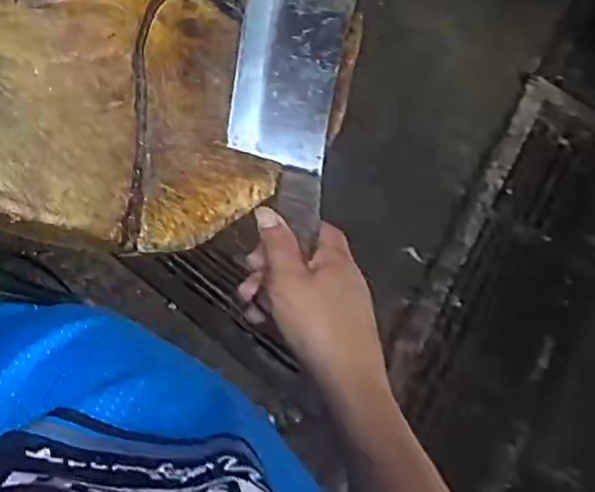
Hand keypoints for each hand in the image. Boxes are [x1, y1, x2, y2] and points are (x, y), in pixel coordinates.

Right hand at [238, 208, 388, 401]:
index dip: (293, 225)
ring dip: (267, 287)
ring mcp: (341, 304)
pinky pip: (303, 305)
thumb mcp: (285, 276)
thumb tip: (268, 211)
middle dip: (267, 262)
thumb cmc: (314, 321)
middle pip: (300, 256)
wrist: (347, 383)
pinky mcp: (335, 326)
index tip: (264, 234)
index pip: (320, 228)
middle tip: (248, 273)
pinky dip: (280, 307)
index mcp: (336, 261)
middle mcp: (343, 279)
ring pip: (296, 282)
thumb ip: (275, 242)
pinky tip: (261, 319)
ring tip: (247, 302)